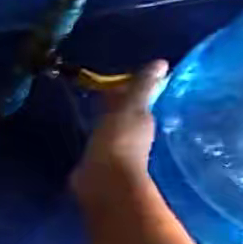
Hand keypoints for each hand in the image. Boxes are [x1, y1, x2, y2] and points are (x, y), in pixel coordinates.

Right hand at [69, 60, 168, 205]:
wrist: (102, 181)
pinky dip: (91, 134)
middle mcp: (132, 134)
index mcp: (142, 119)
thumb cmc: (119, 141)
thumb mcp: (131, 107)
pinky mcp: (96, 162)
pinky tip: (81, 130)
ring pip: (109, 127)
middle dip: (113, 103)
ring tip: (87, 107)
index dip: (125, 87)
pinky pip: (95, 141)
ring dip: (102, 118)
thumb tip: (161, 63)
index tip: (110, 78)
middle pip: (122, 113)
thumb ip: (142, 86)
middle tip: (97, 89)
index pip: (136, 98)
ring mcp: (114, 149)